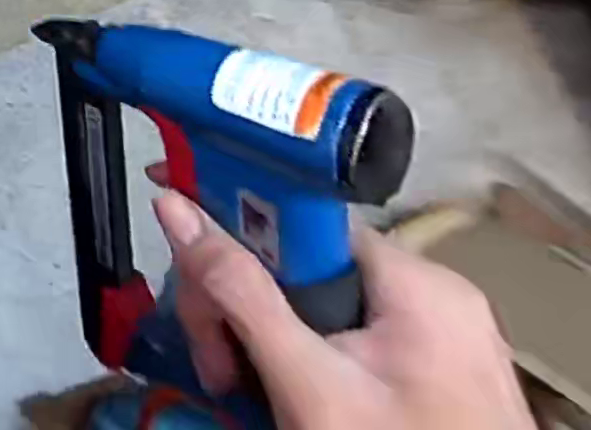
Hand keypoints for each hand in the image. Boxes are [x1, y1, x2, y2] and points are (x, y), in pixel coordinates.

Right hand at [152, 192, 535, 429]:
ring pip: (292, 292)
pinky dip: (274, 347)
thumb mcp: (307, 386)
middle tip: (209, 354)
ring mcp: (420, 334)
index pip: (292, 210)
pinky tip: (257, 383)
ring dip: (243, 328)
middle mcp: (421, 294)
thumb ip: (235, 289)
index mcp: (416, 283)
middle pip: (284, 256)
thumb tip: (171, 203)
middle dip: (228, 298)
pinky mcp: (410, 367)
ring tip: (226, 379)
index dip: (222, 207)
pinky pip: (317, 326)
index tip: (169, 213)